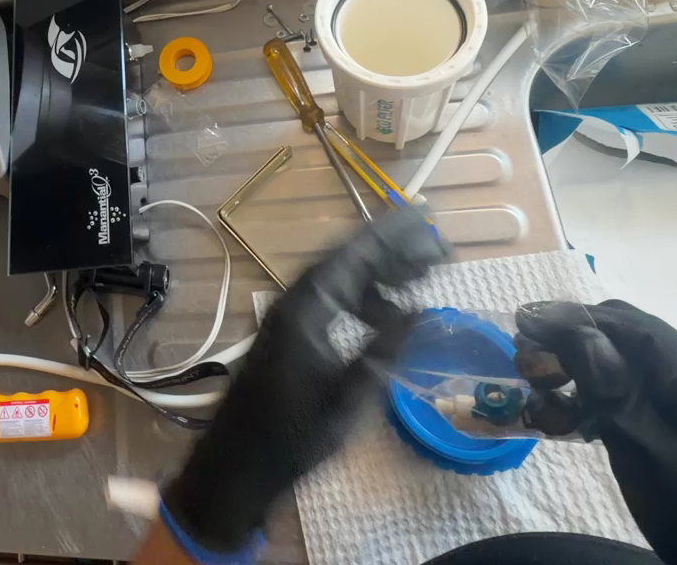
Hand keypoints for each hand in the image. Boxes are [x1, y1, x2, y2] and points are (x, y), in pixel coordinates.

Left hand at [161, 210, 448, 557]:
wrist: (240, 460)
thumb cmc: (293, 433)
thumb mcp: (350, 396)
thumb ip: (385, 348)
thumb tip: (419, 310)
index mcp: (307, 306)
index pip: (353, 255)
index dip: (390, 234)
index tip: (423, 217)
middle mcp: (296, 300)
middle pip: (347, 260)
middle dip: (391, 249)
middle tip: (435, 243)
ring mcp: (292, 314)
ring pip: (341, 279)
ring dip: (380, 274)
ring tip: (422, 275)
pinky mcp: (292, 331)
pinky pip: (333, 300)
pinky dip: (364, 299)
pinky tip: (389, 313)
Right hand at [515, 301, 676, 564]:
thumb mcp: (651, 457)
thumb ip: (617, 393)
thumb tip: (578, 332)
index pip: (642, 332)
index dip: (580, 319)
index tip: (526, 321)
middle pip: (631, 339)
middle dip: (574, 338)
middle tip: (528, 352)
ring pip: (626, 361)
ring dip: (578, 365)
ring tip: (539, 382)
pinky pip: (630, 389)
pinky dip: (592, 392)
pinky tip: (566, 411)